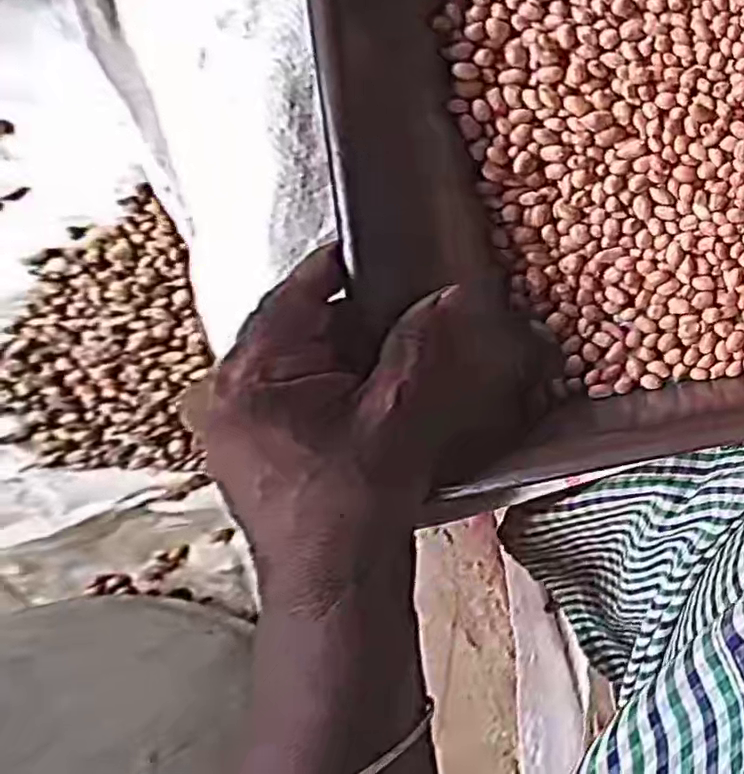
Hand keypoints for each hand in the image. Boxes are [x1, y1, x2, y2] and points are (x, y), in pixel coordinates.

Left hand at [192, 244, 557, 608]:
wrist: (335, 564)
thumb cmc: (361, 487)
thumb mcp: (400, 406)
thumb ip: (419, 342)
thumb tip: (450, 293)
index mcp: (254, 376)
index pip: (293, 296)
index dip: (335, 264)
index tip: (371, 241)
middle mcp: (230, 391)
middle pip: (300, 324)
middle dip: (357, 309)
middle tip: (411, 298)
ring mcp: (239, 417)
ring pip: (304, 355)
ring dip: (352, 344)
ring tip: (404, 339)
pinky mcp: (256, 437)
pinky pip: (302, 383)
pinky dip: (342, 372)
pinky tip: (380, 381)